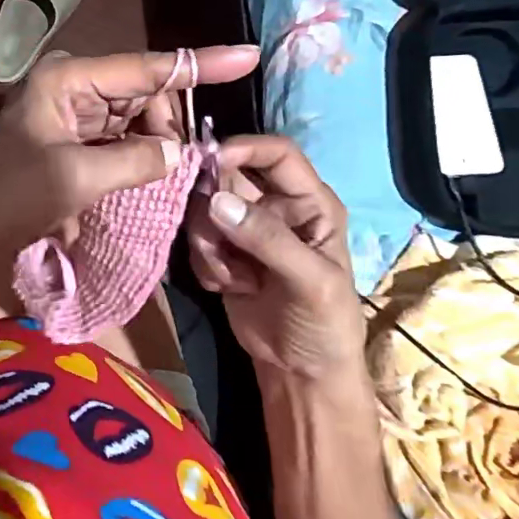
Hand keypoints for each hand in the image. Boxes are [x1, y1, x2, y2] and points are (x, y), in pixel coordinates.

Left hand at [0, 46, 259, 264]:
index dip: (197, 64)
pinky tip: (155, 166)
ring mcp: (70, 109)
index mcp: (66, 78)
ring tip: (166, 169)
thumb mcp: (79, 177)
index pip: (144, 67)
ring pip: (135, 113)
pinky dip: (140, 149)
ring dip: (156, 138)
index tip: (247, 56)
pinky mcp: (72, 135)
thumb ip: (137, 158)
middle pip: (143, 89)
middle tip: (182, 160)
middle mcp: (70, 83)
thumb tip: (179, 152)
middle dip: (169, 120)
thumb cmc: (15, 196)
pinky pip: (120, 133)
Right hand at [185, 135, 363, 378]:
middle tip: (214, 242)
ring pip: (203, 210)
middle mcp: (273, 206)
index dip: (243, 148)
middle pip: (226, 178)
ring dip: (207, 244)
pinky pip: (194, 239)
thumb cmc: (324, 323)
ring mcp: (243, 228)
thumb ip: (267, 238)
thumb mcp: (310, 281)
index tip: (207, 161)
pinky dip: (203, 263)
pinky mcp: (220, 251)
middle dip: (212, 207)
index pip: (276, 154)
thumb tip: (216, 199)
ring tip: (233, 277)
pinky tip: (226, 287)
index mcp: (309, 202)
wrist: (299, 370)